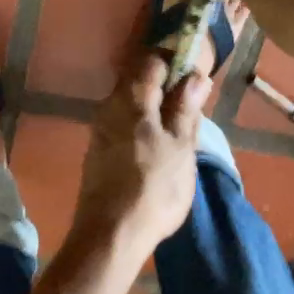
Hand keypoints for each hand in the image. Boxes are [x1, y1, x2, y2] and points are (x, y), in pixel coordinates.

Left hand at [69, 56, 209, 262]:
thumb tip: (196, 76)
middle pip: (137, 81)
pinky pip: (120, 123)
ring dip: (151, 108)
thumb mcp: (181, 147)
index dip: (174, 62)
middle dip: (163, 86)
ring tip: (176, 128)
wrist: (110, 232)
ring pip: (128, 103)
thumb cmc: (155, 187)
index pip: (151, 61)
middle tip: (190, 105)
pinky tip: (154, 145)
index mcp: (132, 98)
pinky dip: (139, 125)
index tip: (194, 75)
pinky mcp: (96, 149)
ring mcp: (99, 128)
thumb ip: (187, 109)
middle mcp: (110, 105)